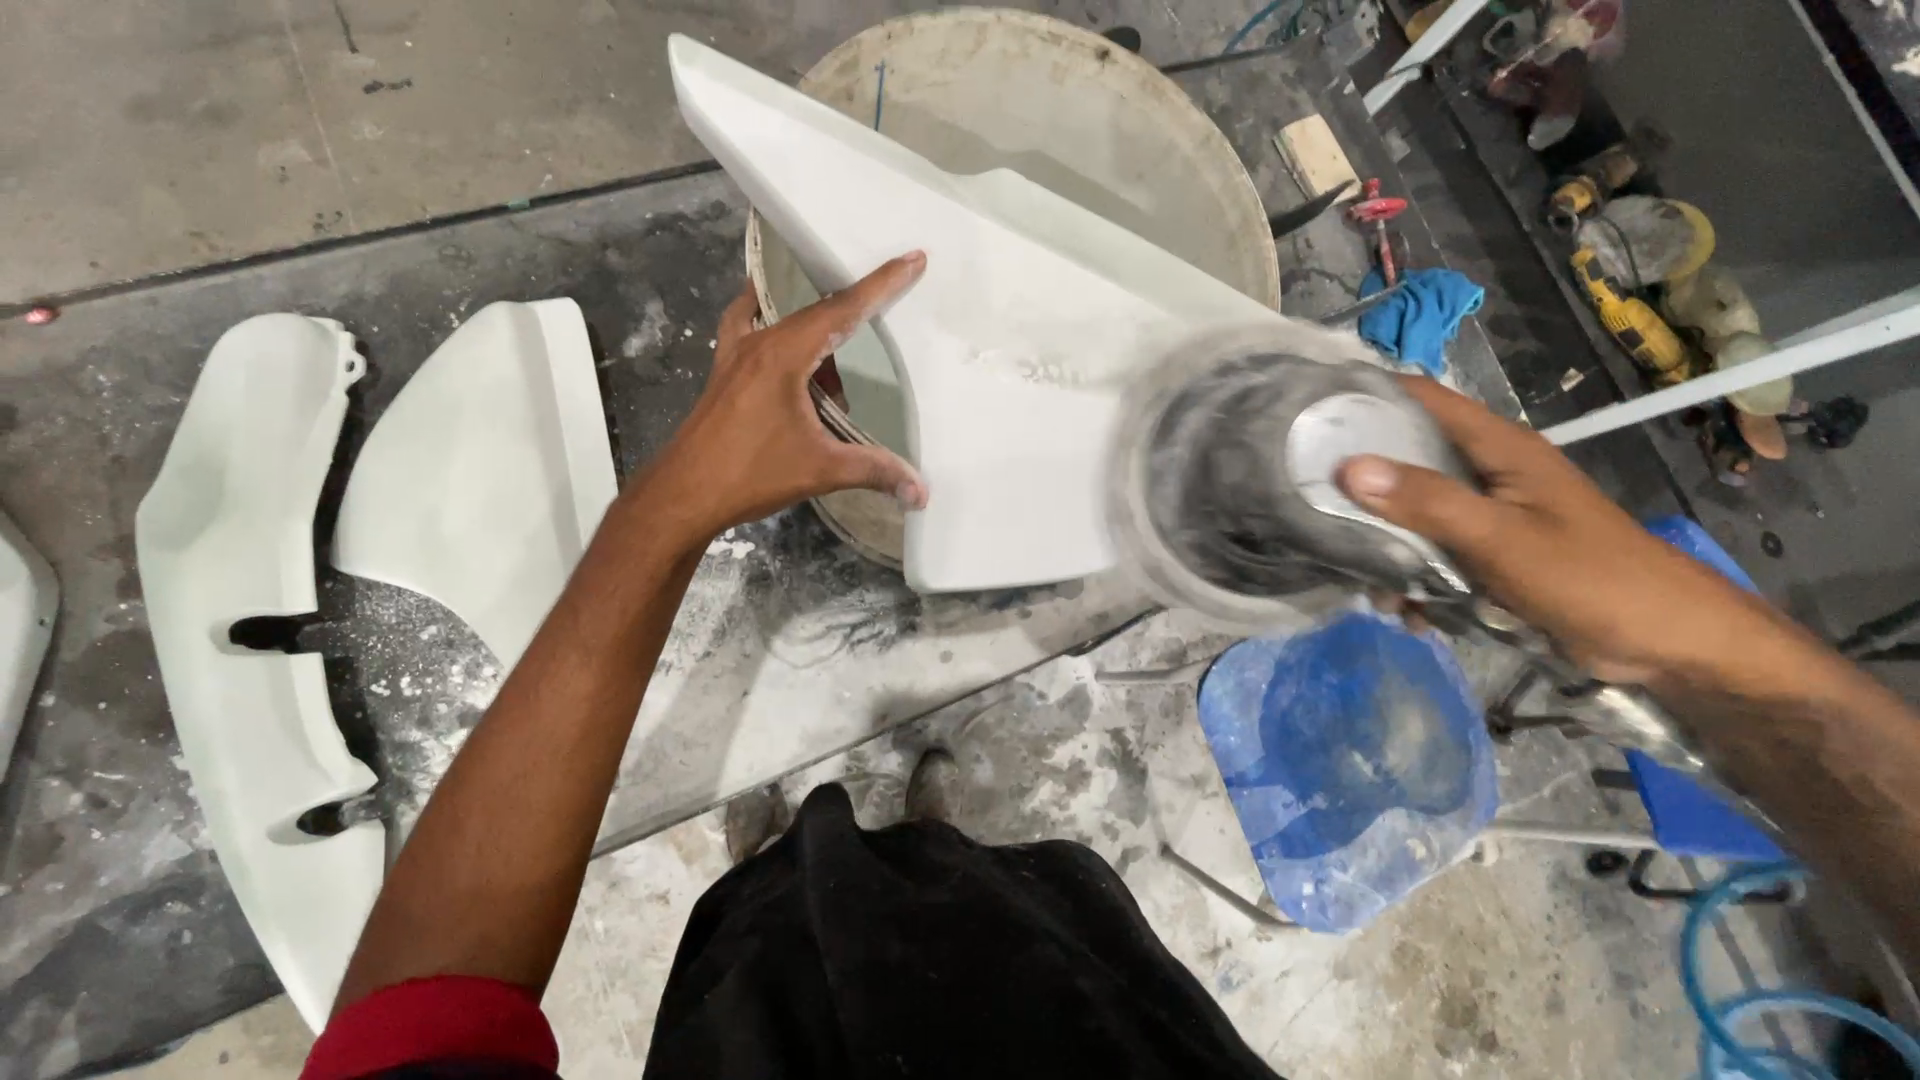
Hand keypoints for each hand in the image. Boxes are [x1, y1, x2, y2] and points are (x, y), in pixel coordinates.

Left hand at [634, 252, 928, 546]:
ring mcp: (735, 356)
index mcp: (782, 354)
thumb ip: (874, 471)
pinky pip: (754, 333)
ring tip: (839, 367)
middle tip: (884, 300)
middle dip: (852, 308)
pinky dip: (778, 334)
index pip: (842, 310)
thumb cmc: (749, 475)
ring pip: (784, 323)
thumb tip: (921, 491)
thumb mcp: (820, 470)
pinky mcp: (725, 374)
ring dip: (816, 335)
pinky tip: (790, 357)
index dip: (880, 285)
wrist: (682, 495)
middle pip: (814, 311)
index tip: (911, 259)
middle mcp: (757, 343)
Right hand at [1336, 377, 1786, 686]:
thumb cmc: (1589, 576)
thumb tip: (1348, 466)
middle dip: (1362, 486)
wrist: (1664, 641)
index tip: (1312, 408)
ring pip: (1413, 517)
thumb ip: (1426, 501)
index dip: (1370, 394)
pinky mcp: (1490, 556)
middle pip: (1406, 460)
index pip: (1423, 398)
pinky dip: (1417, 584)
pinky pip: (1434, 558)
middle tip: (1313, 507)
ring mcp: (1488, 516)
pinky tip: (1413, 614)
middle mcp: (1487, 473)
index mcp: (1498, 448)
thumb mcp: (1499, 537)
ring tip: (1374, 589)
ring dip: (1388, 551)